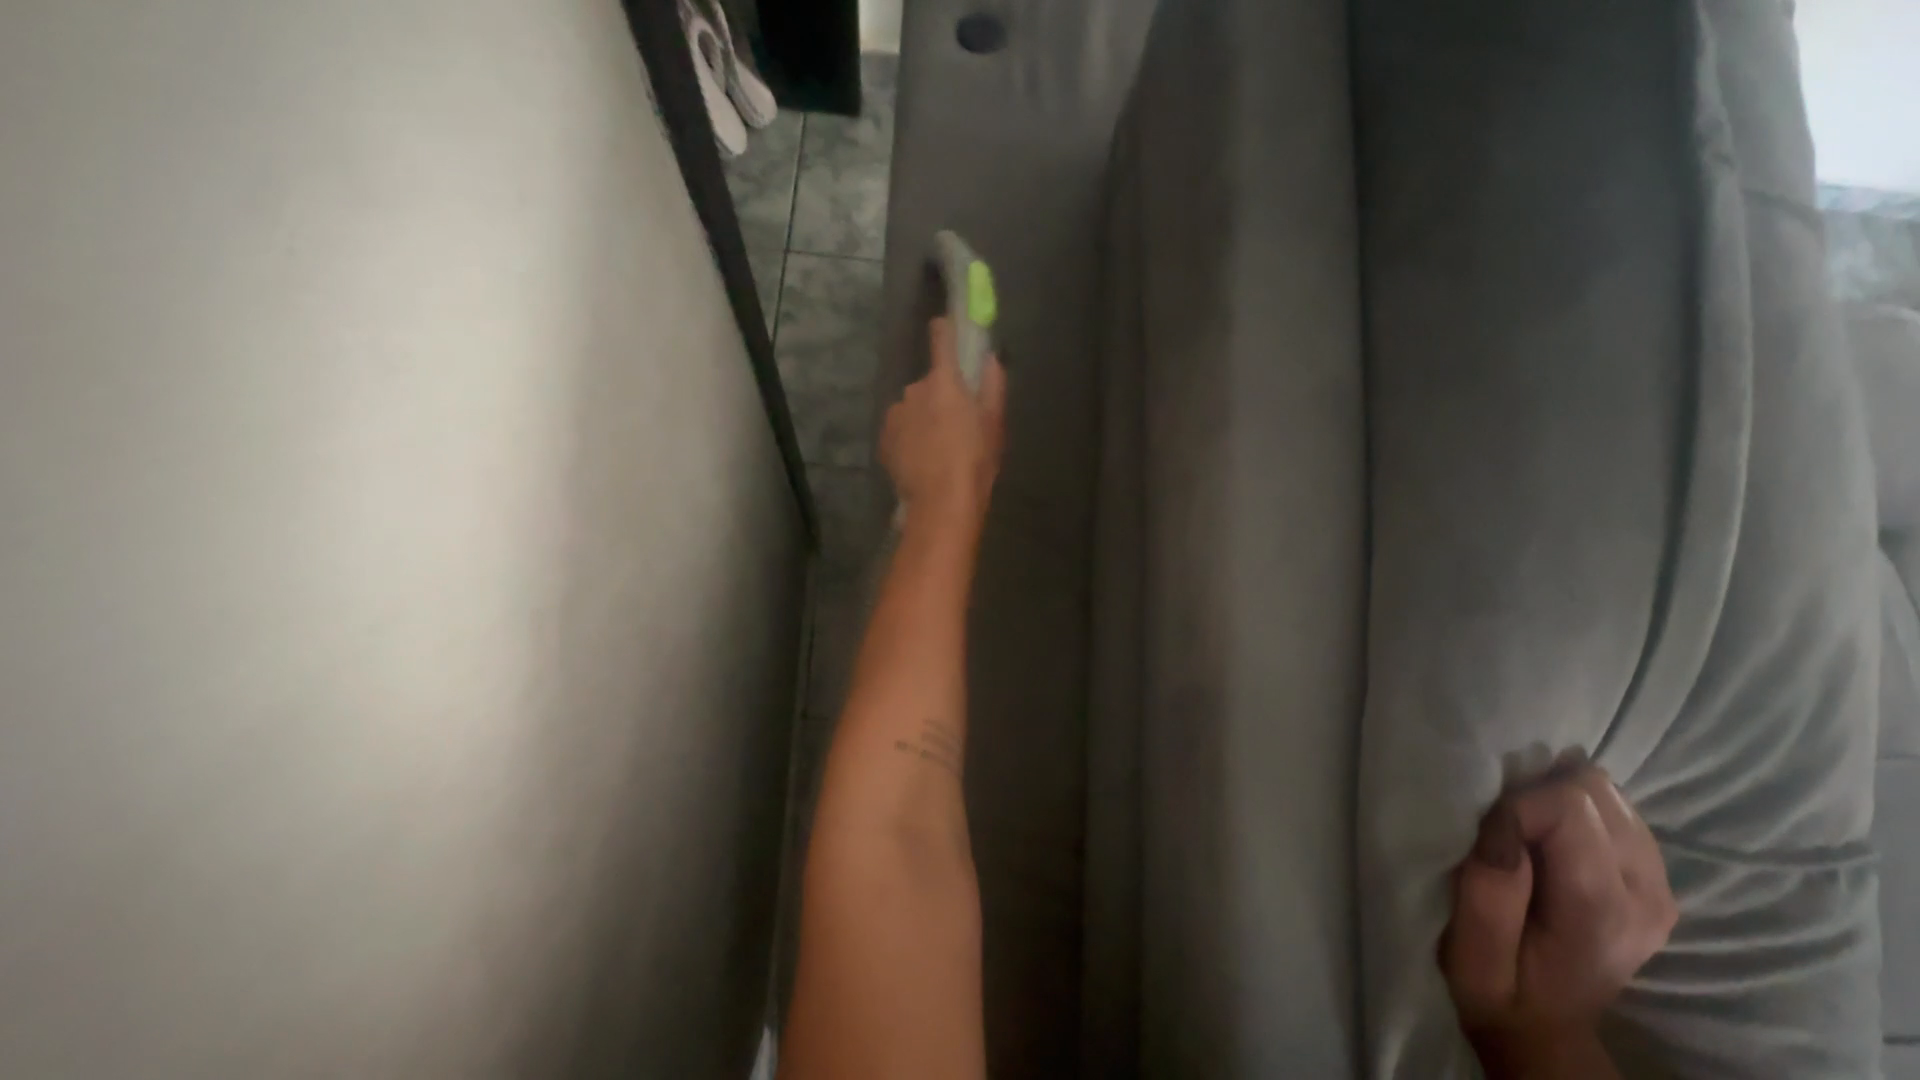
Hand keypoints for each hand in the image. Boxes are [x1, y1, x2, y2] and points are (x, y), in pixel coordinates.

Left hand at [880, 317, 1006, 532]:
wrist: (941, 503)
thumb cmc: (975, 460)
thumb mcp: (995, 423)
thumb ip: (993, 385)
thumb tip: (991, 358)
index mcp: (944, 381)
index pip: (941, 338)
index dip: (946, 330)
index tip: (948, 327)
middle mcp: (914, 389)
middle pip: (929, 383)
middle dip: (940, 396)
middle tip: (958, 423)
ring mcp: (895, 414)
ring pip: (913, 408)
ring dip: (924, 419)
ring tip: (939, 448)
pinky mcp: (884, 439)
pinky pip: (901, 429)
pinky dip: (910, 438)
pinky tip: (923, 459)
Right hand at [1442, 758, 1677, 1069]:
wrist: (1542, 1026)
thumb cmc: (1497, 987)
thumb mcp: (1473, 952)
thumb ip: (1489, 890)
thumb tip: (1504, 828)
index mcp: (1604, 910)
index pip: (1569, 806)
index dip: (1515, 807)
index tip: (1486, 840)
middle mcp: (1649, 891)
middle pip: (1595, 790)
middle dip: (1536, 796)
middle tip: (1502, 833)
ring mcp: (1660, 883)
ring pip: (1607, 792)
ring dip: (1554, 800)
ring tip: (1525, 838)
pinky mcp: (1653, 876)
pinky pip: (1613, 810)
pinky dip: (1572, 811)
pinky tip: (1549, 843)